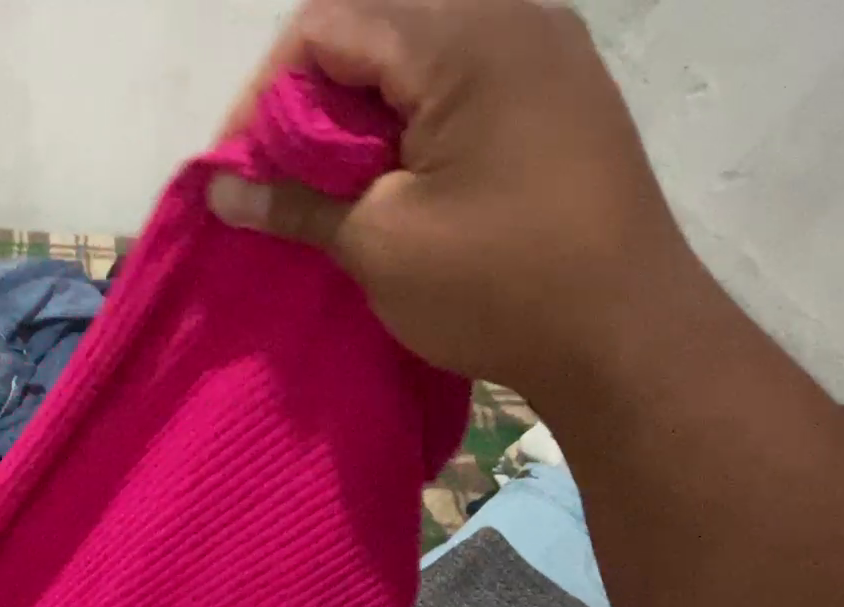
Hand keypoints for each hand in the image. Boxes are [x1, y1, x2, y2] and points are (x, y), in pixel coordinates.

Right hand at [208, 0, 707, 395]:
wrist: (624, 338)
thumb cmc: (498, 286)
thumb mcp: (379, 244)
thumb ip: (295, 204)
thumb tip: (219, 191)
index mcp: (468, 40)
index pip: (328, 25)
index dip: (265, 92)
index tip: (240, 165)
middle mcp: (511, 21)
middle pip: (370, 30)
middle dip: (306, 101)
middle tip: (279, 174)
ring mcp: (542, 56)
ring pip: (411, 56)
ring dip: (354, 114)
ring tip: (327, 182)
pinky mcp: (552, 96)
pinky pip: (454, 82)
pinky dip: (402, 122)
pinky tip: (387, 178)